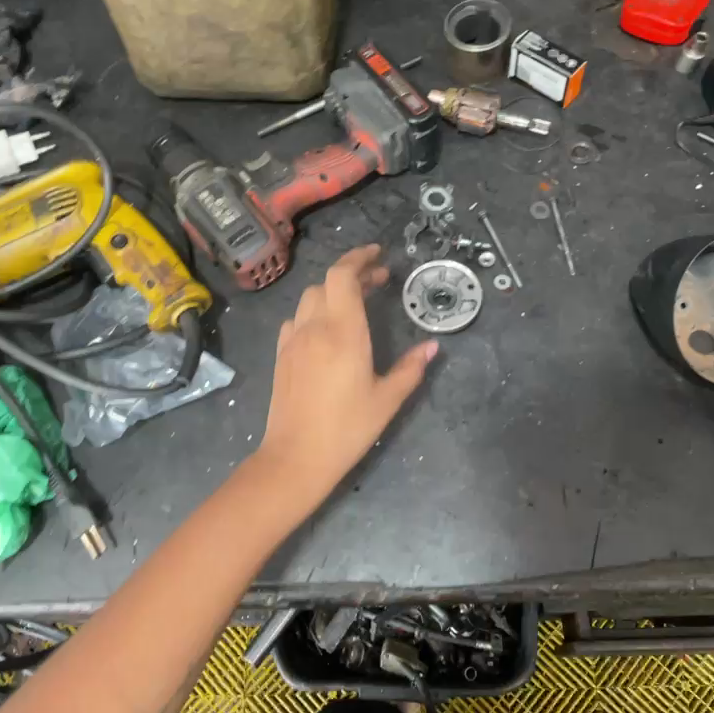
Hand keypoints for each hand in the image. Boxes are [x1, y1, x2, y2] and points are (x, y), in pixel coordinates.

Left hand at [250, 245, 436, 509]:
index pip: (343, 276)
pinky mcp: (281, 355)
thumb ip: (411, 369)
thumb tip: (432, 347)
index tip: (378, 256)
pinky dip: (313, 312)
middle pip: (326, 282)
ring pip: (309, 299)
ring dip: (331, 292)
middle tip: (377, 281)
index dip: (359, 258)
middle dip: (352, 273)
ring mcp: (293, 340)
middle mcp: (314, 327)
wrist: (296, 456)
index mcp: (344, 332)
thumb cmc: (347, 428)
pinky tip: (326, 329)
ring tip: (355, 303)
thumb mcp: (387, 400)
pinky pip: (296, 320)